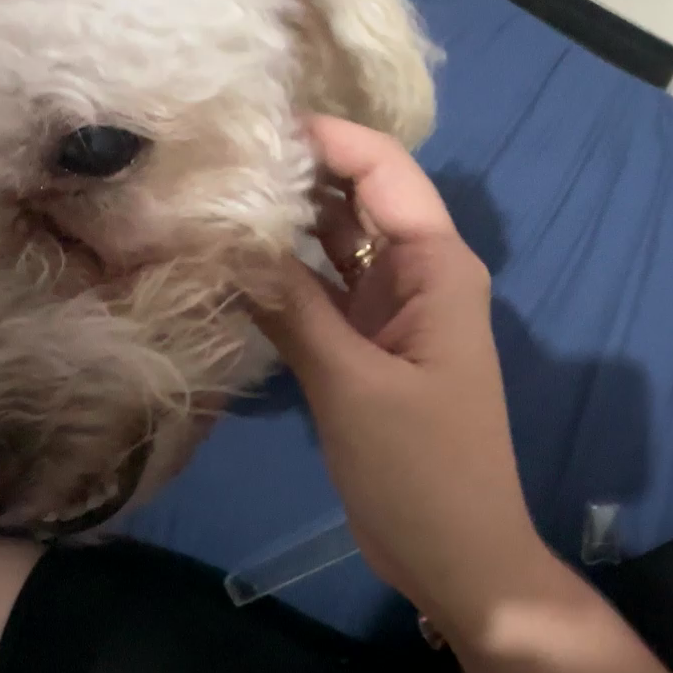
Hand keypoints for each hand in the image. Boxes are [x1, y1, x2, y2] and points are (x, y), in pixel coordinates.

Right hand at [253, 117, 551, 626]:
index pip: (386, 171)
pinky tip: (232, 260)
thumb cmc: (422, 468)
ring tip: (213, 190)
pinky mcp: (373, 344)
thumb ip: (293, 308)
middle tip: (216, 151)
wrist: (459, 551)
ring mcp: (397, 308)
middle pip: (362, 199)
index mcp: (440, 265)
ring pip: (342, 244)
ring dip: (290, 222)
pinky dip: (289, 276)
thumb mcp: (353, 383)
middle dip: (302, 172)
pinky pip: (329, 291)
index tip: (253, 121)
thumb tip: (229, 239)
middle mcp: (423, 272)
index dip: (328, 138)